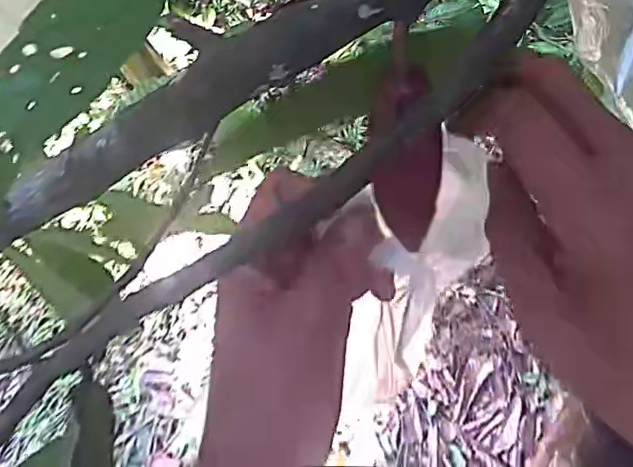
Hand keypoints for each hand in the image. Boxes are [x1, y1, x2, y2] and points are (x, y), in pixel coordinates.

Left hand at [197, 170, 390, 466]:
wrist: (261, 466)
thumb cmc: (277, 389)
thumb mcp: (311, 319)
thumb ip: (336, 262)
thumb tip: (365, 213)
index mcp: (249, 254)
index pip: (278, 194)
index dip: (315, 192)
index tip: (356, 215)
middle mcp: (263, 263)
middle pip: (305, 221)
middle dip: (345, 228)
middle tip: (382, 251)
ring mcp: (281, 290)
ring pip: (321, 250)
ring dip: (354, 257)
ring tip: (383, 283)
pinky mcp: (299, 316)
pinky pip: (327, 281)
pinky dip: (352, 282)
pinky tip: (377, 295)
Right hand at [478, 56, 632, 466]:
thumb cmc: (632, 374)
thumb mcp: (541, 314)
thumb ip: (508, 229)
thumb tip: (499, 168)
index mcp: (593, 205)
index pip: (521, 113)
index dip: (478, 106)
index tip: (454, 126)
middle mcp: (631, 168)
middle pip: (556, 79)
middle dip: (505, 76)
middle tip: (472, 103)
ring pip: (582, 100)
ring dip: (537, 104)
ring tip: (505, 138)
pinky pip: (607, 130)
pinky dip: (567, 130)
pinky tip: (553, 172)